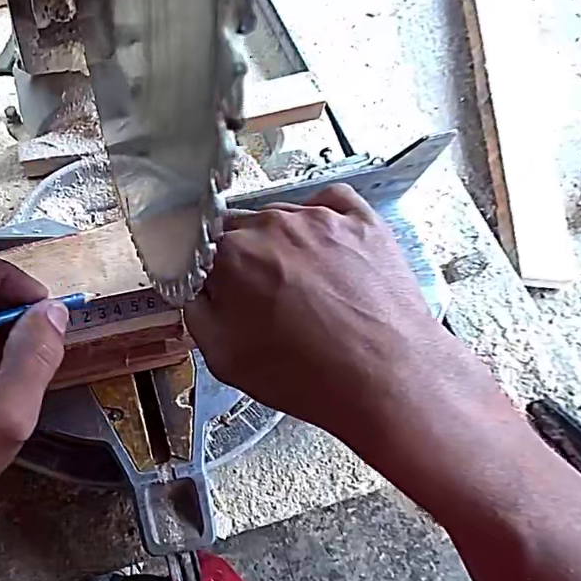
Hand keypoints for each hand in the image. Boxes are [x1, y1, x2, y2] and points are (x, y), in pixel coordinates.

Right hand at [184, 185, 487, 447]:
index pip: (201, 247)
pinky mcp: (360, 221)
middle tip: (259, 297)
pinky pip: (329, 203)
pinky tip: (324, 250)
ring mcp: (320, 218)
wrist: (386, 378)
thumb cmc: (309, 374)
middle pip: (241, 229)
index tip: (217, 289)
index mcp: (231, 255)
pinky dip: (321, 219)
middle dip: (243, 258)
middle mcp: (272, 226)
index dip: (207, 272)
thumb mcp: (224, 358)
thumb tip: (195, 292)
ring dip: (281, 243)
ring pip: (283, 217)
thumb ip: (196, 313)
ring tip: (301, 288)